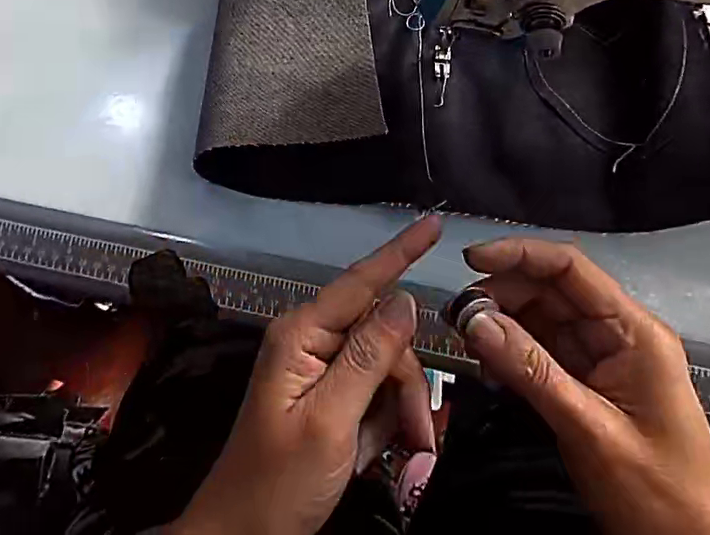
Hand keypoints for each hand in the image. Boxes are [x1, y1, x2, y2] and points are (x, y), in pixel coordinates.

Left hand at [172, 216, 440, 534]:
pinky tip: (368, 451)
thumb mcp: (329, 421)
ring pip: (387, 365)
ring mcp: (321, 365)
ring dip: (398, 409)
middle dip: (405, 383)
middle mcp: (313, 338)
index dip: (402, 250)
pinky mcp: (330, 391)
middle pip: (385, 335)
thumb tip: (406, 299)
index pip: (363, 280)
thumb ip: (369, 356)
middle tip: (419, 436)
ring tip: (393, 453)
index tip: (434, 223)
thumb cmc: (275, 485)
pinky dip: (383, 420)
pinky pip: (376, 389)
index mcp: (303, 333)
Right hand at [461, 239, 709, 534]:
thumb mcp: (591, 430)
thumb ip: (532, 372)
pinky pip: (545, 354)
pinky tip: (488, 361)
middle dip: (504, 293)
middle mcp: (618, 333)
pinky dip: (513, 353)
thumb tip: (477, 321)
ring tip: (465, 335)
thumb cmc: (662, 494)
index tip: (474, 259)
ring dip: (504, 322)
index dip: (521, 254)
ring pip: (544, 321)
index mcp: (634, 330)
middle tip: (458, 312)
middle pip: (553, 291)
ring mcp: (604, 359)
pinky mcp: (591, 385)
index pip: (571, 269)